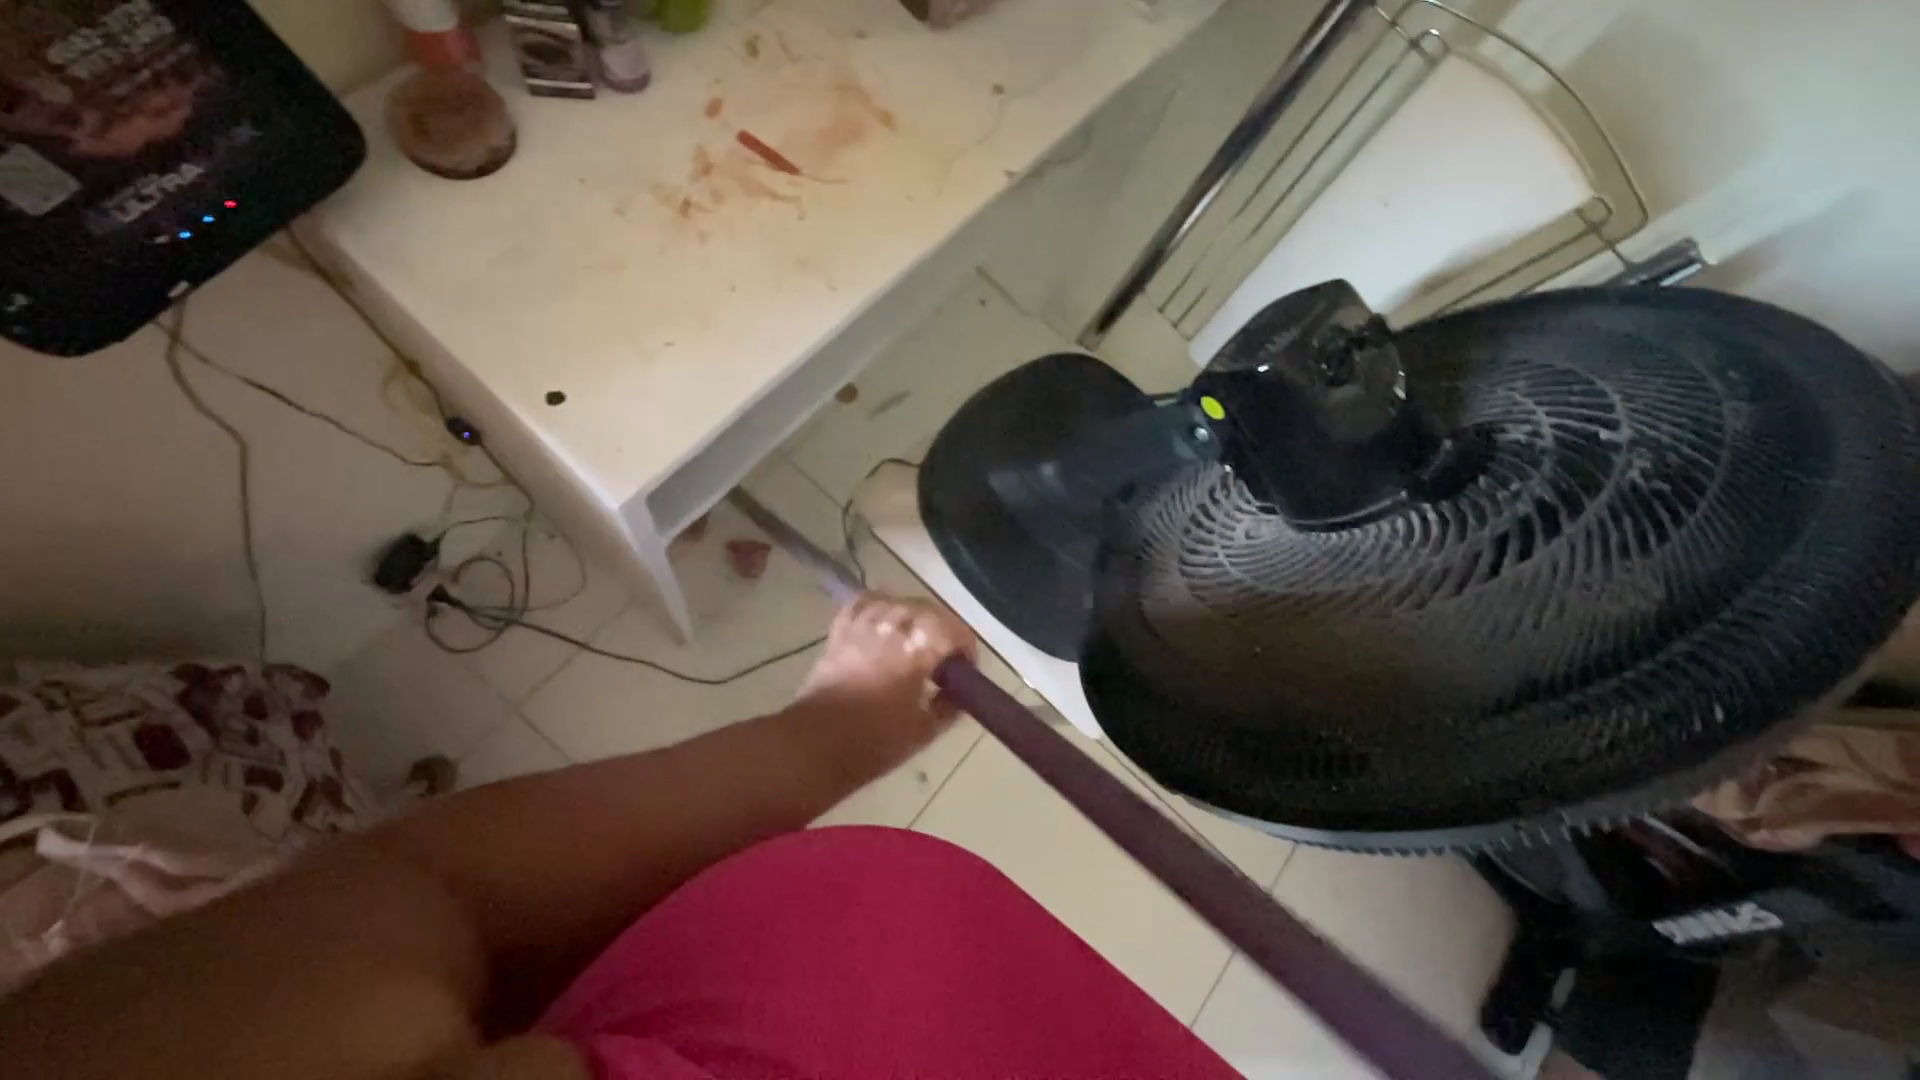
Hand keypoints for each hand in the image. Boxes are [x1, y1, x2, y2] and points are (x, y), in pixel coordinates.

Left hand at [796, 593, 977, 766]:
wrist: (815, 745)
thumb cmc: (874, 742)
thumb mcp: (923, 731)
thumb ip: (948, 707)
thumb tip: (957, 694)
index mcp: (917, 651)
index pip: (955, 632)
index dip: (966, 647)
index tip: (966, 668)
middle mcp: (892, 627)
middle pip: (929, 610)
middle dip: (944, 630)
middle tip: (945, 657)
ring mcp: (863, 625)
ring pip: (898, 602)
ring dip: (915, 617)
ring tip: (917, 640)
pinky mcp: (840, 631)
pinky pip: (864, 604)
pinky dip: (880, 607)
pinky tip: (884, 622)